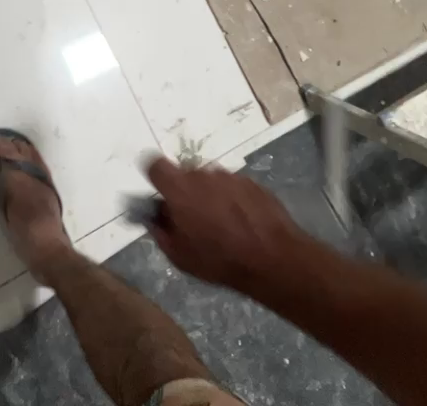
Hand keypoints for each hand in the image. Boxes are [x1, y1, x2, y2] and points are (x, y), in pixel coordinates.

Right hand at [144, 156, 308, 292]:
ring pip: (210, 181)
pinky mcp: (252, 182)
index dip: (157, 178)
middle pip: (185, 175)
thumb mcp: (179, 256)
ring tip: (223, 225)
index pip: (155, 165)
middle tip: (195, 220)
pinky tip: (243, 224)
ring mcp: (229, 176)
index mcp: (178, 188)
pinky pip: (233, 187)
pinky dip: (233, 200)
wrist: (273, 260)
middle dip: (186, 193)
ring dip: (211, 197)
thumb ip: (160, 231)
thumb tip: (153, 218)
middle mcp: (201, 173)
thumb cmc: (219, 260)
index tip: (162, 195)